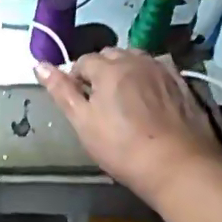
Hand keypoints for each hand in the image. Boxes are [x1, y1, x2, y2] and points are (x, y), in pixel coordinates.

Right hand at [36, 49, 221, 204]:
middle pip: (111, 55)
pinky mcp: (182, 83)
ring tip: (126, 97)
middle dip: (101, 70)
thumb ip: (62, 92)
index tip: (79, 101)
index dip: (76, 78)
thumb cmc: (123, 148)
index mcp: (109, 68)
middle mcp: (136, 60)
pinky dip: (149, 76)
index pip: (83, 61)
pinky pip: (159, 69)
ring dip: (126, 69)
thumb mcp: (83, 123)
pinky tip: (151, 97)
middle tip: (101, 101)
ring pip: (136, 58)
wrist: (180, 166)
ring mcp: (162, 70)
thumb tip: (39, 65)